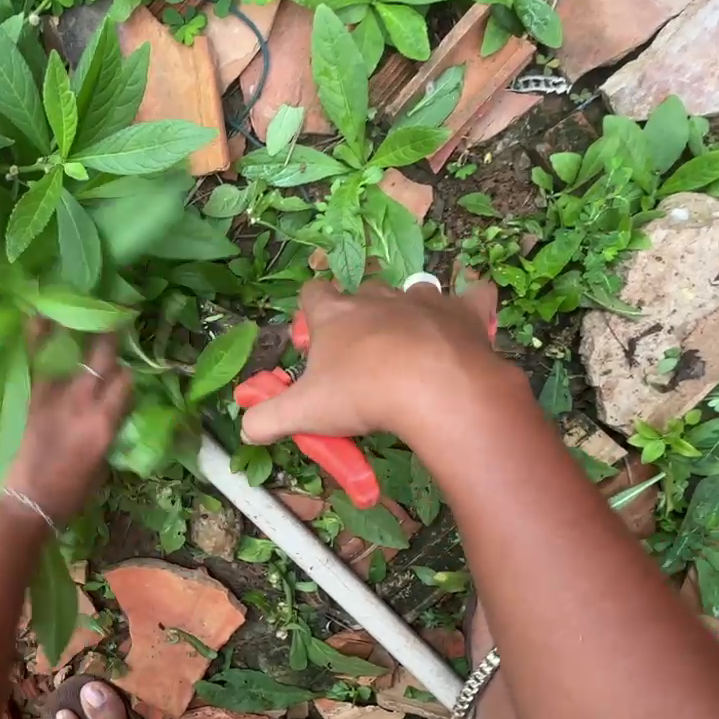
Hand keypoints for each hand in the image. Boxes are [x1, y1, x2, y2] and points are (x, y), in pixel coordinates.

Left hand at [1, 331, 131, 523]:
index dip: (125, 375)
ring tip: (81, 312)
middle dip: (110, 338)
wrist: (15, 507)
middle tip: (113, 319)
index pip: (125, 385)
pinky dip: (36, 332)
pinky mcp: (22, 393)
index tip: (122, 368)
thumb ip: (101, 441)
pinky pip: (31, 354)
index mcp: (104, 426)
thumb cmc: (59, 501)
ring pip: (71, 350)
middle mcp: (82, 402)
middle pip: (104, 359)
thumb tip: (102, 424)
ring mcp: (50, 393)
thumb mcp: (95, 473)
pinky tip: (39, 313)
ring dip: (78, 329)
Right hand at [240, 279, 520, 449]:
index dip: (308, 312)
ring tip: (405, 344)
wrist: (436, 390)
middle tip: (356, 356)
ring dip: (406, 311)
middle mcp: (377, 298)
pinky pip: (473, 295)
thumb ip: (266, 419)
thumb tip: (246, 428)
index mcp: (335, 314)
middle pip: (361, 291)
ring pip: (412, 290)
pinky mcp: (464, 314)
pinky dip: (469, 304)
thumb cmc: (361, 395)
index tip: (311, 341)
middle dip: (357, 315)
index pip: (312, 292)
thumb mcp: (302, 413)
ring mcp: (424, 300)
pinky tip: (465, 321)